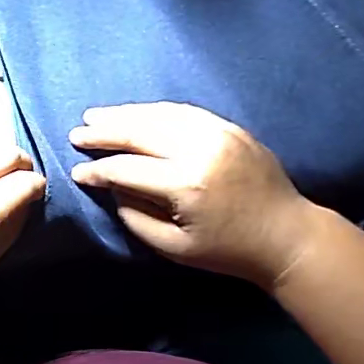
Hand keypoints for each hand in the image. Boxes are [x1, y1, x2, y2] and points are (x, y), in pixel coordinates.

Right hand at [70, 103, 325, 287]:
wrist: (286, 235)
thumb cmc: (227, 251)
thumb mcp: (175, 248)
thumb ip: (137, 217)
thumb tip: (114, 188)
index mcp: (186, 184)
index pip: (127, 169)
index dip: (98, 171)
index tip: (77, 172)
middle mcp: (200, 149)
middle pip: (140, 131)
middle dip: (104, 132)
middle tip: (77, 133)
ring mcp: (218, 133)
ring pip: (161, 114)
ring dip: (126, 114)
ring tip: (98, 117)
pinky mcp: (230, 128)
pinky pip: (184, 111)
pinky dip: (155, 111)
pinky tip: (137, 115)